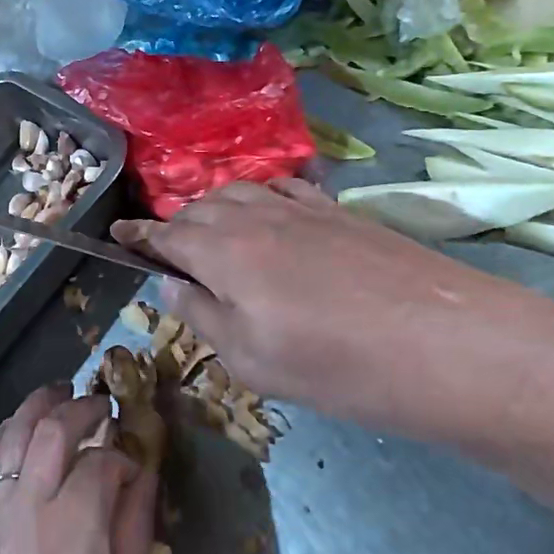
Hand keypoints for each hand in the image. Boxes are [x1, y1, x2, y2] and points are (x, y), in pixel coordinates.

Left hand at [0, 384, 157, 553]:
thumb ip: (135, 527)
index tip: (136, 467)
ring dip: (37, 406)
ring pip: (10, 438)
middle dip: (82, 408)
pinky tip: (18, 429)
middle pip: (50, 432)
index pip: (100, 462)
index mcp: (71, 533)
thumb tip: (147, 468)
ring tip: (60, 390)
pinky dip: (1, 437)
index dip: (124, 455)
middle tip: (105, 405)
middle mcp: (26, 514)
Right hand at [111, 179, 521, 418]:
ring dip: (216, 208)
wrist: (438, 338)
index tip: (115, 236)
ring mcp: (301, 207)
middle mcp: (256, 215)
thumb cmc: (334, 364)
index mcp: (223, 251)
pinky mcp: (339, 210)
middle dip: (176, 225)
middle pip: (201, 208)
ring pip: (240, 191)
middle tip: (168, 249)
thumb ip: (202, 314)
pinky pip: (285, 189)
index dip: (137, 236)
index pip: (166, 235)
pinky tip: (269, 209)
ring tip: (212, 232)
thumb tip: (170, 282)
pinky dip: (263, 197)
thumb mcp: (251, 360)